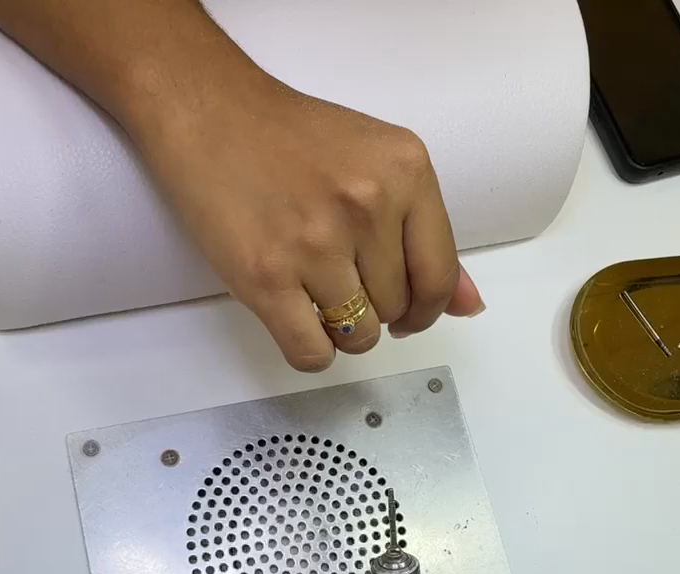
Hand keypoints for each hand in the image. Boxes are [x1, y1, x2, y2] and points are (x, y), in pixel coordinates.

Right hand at [127, 72, 483, 370]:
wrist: (208, 113)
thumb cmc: (289, 139)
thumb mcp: (377, 163)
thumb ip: (427, 236)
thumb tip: (471, 307)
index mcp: (406, 171)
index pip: (439, 278)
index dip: (425, 309)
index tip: (405, 311)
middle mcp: (367, 205)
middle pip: (396, 311)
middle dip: (375, 311)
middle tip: (339, 281)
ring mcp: (316, 244)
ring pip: (359, 337)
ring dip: (341, 330)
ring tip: (313, 292)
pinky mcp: (267, 278)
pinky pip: (313, 354)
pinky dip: (311, 351)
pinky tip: (296, 319)